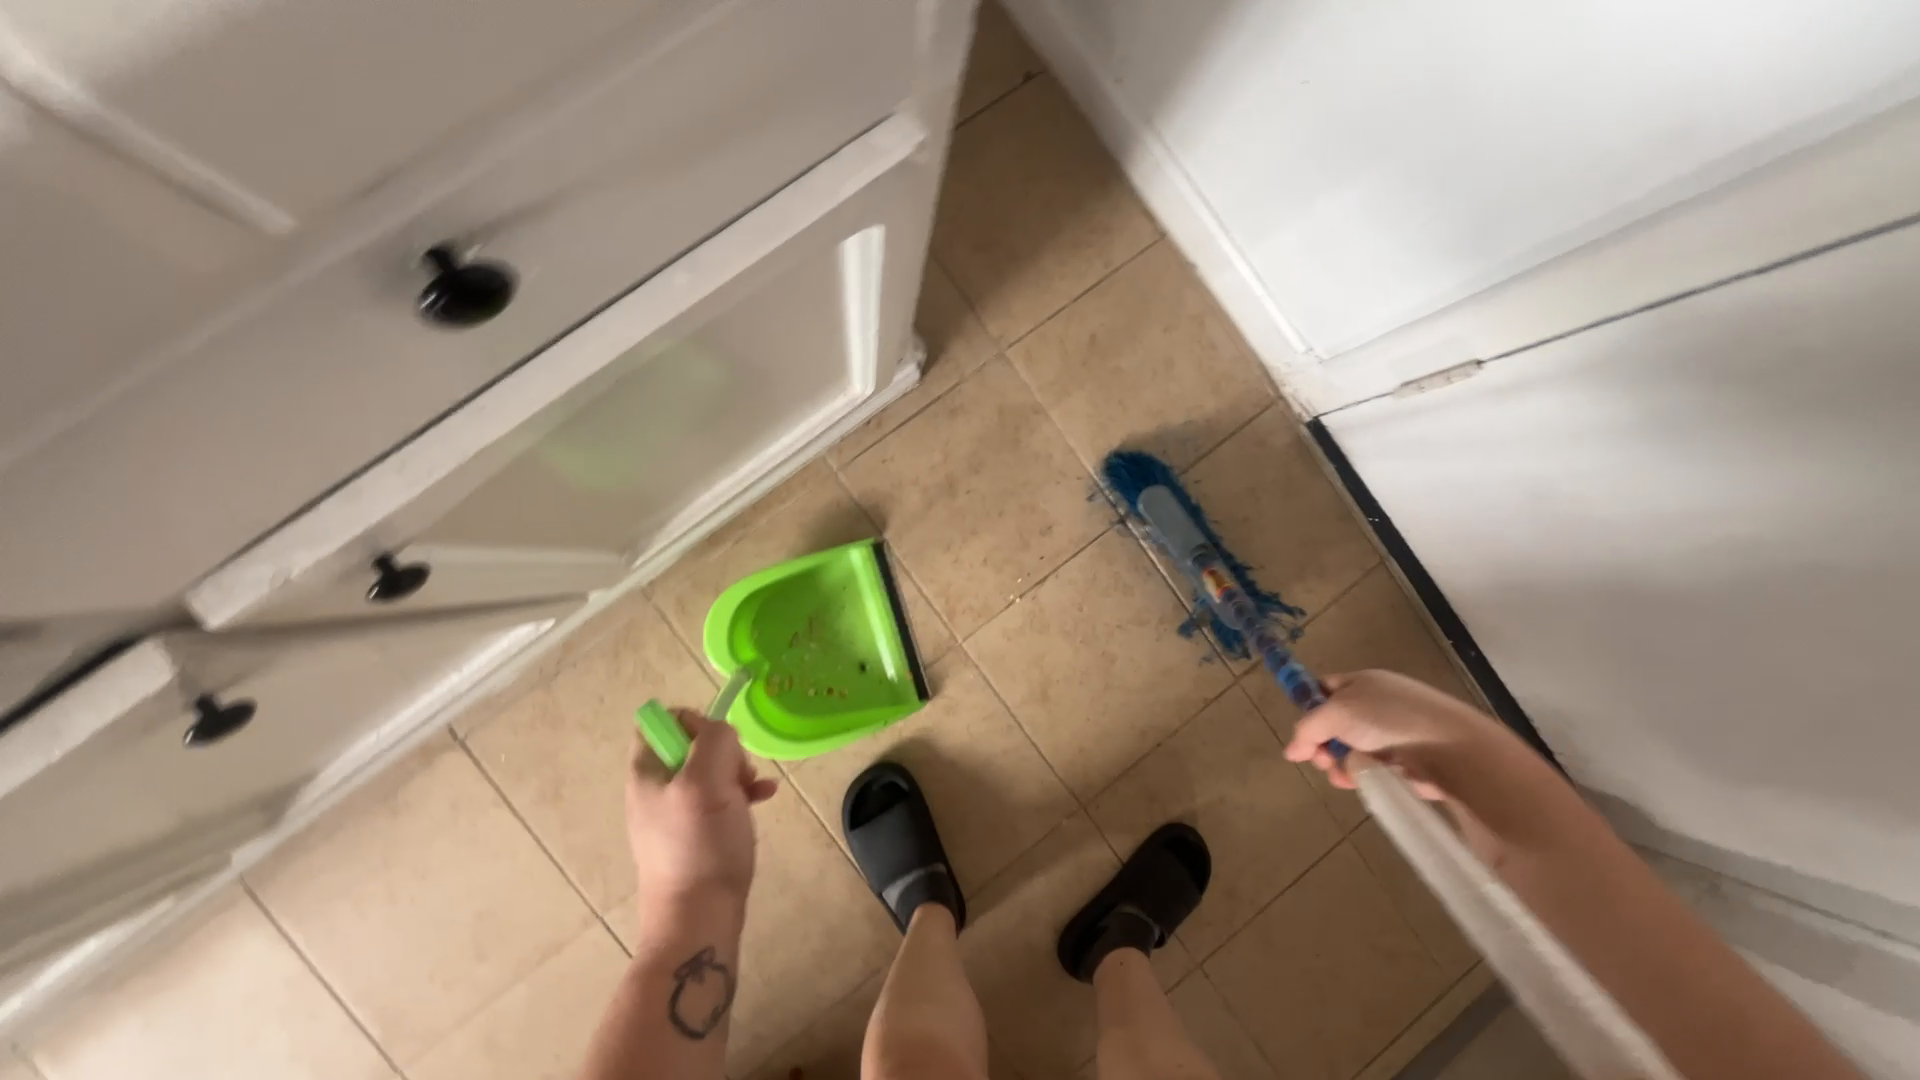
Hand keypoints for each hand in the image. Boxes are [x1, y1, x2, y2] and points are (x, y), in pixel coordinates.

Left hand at [626, 710, 778, 916]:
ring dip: (736, 772)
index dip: (694, 722)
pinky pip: (718, 798)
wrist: (698, 918)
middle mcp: (654, 788)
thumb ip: (714, 742)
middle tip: (739, 774)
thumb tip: (721, 733)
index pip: (661, 722)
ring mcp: (674, 813)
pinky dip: (740, 794)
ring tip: (753, 790)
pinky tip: (762, 800)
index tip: (719, 745)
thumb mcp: (707, 783)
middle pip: (691, 744)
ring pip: (710, 771)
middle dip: (723, 750)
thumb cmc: (700, 847)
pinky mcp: (694, 835)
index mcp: (646, 772)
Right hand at [1282, 670, 1497, 796]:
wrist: (1451, 750)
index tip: (1301, 732)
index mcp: (1363, 682)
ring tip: (1340, 775)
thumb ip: (1307, 729)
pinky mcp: (1406, 763)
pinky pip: (1371, 768)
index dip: (1308, 707)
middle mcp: (1377, 704)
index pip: (1324, 689)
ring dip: (1338, 763)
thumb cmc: (1389, 720)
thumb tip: (1291, 751)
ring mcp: (1393, 734)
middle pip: (1334, 724)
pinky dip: (1361, 775)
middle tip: (1319, 758)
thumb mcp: (1337, 713)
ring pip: (1350, 750)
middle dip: (1321, 743)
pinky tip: (1358, 781)